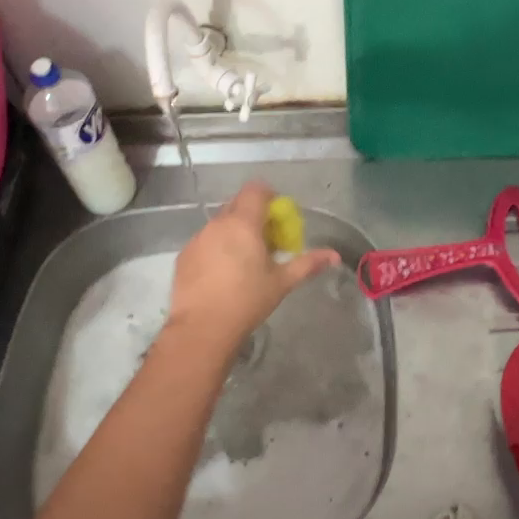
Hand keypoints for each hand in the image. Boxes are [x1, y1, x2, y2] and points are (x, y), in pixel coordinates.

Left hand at [164, 181, 340, 358]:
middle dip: (254, 217)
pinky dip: (217, 249)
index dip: (270, 197)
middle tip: (267, 242)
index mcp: (243, 223)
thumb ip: (308, 263)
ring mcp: (198, 238)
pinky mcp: (184, 255)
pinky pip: (205, 241)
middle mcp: (218, 223)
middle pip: (238, 205)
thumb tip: (334, 256)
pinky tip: (222, 276)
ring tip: (244, 262)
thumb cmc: (247, 301)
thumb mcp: (281, 282)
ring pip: (220, 224)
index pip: (256, 190)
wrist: (201, 328)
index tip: (279, 217)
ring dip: (235, 233)